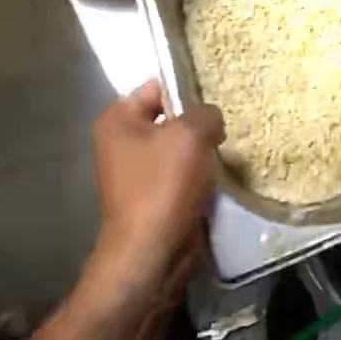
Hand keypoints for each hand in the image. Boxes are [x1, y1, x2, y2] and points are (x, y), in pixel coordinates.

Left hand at [91, 80, 223, 288]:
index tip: (215, 104)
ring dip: (200, 151)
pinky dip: (196, 174)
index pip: (158, 87)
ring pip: (176, 147)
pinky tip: (215, 177)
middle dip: (197, 124)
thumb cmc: (163, 184)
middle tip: (223, 129)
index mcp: (117, 119)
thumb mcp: (191, 134)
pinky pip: (177, 173)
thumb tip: (211, 120)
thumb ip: (206, 113)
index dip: (187, 92)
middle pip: (168, 118)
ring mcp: (132, 172)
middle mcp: (119, 142)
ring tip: (222, 153)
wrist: (150, 252)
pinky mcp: (148, 196)